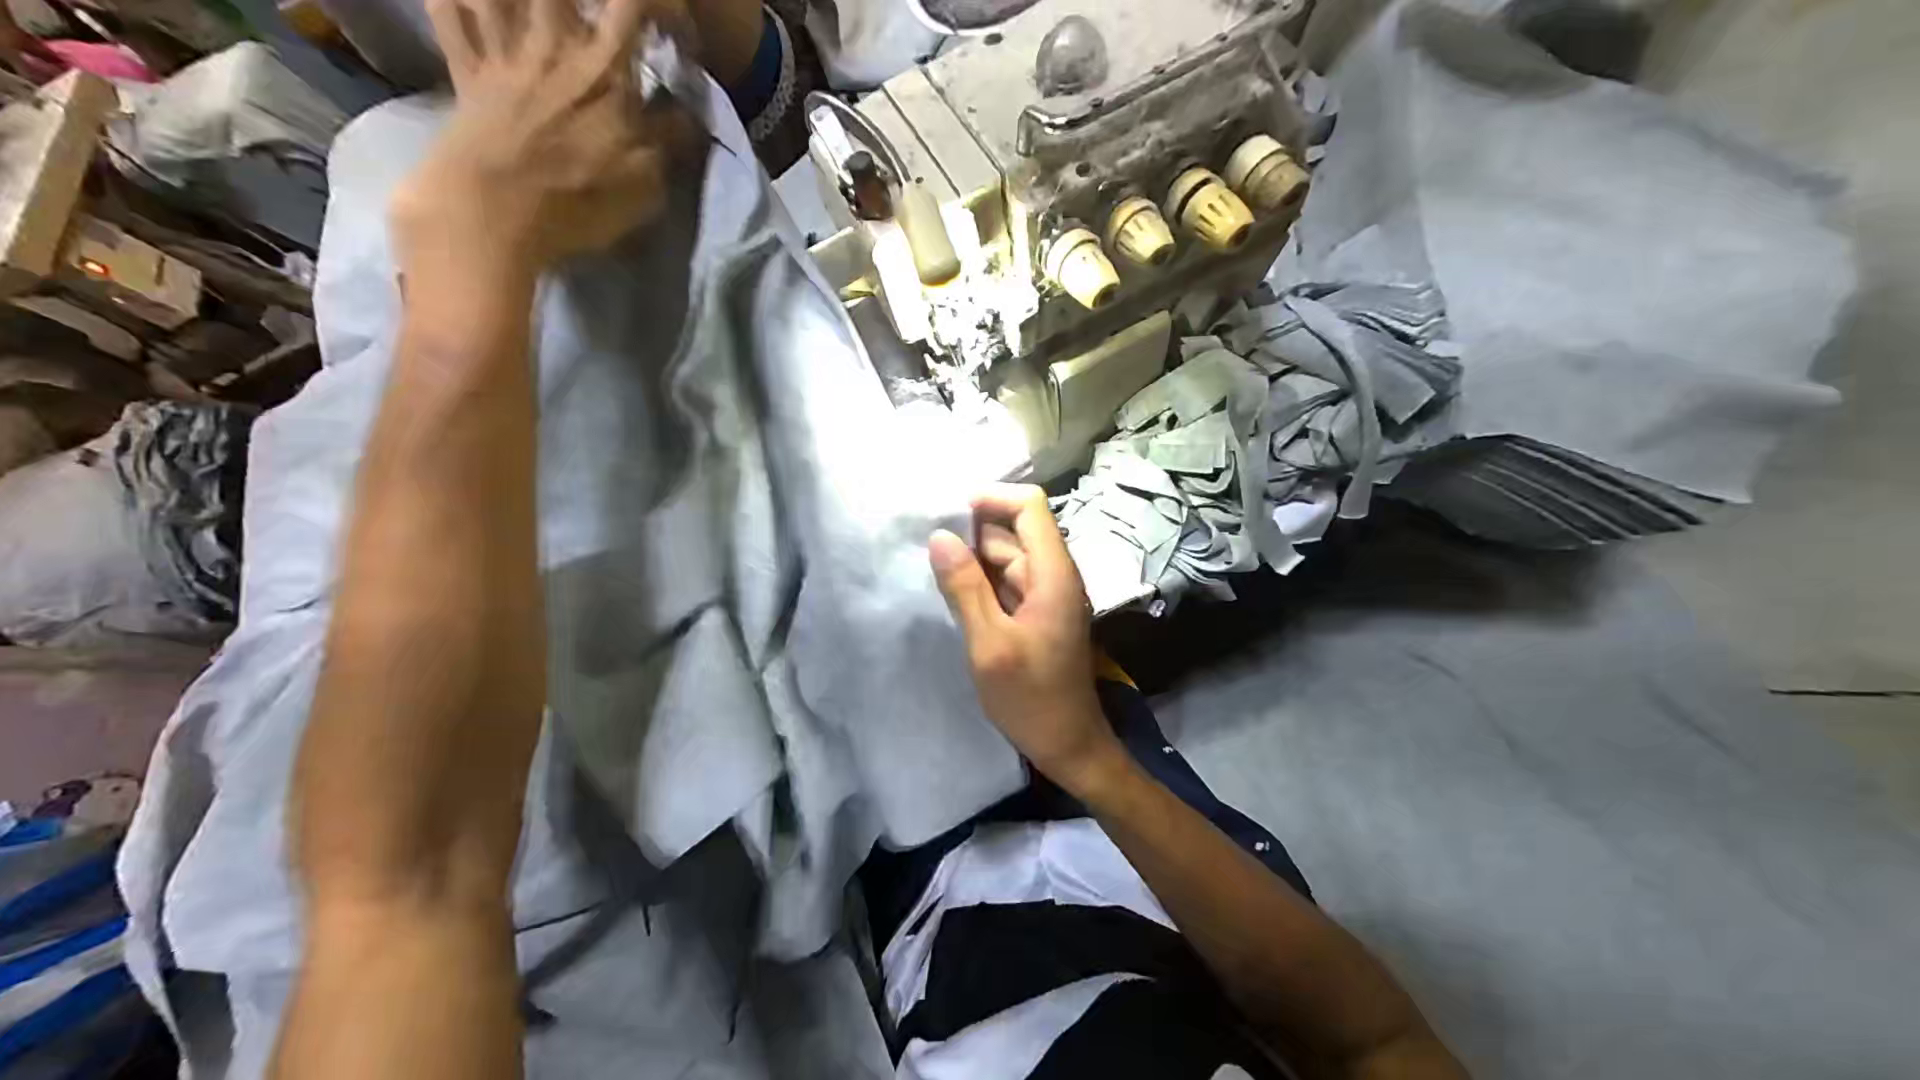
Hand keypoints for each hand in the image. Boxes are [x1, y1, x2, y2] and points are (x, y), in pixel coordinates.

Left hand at [392, 0, 692, 273]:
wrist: (494, 211)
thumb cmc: (578, 200)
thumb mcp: (644, 183)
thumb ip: (667, 140)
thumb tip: (688, 115)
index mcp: (604, 70)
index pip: (634, 5)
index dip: (656, 1)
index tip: (668, 22)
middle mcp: (553, 44)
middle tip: (597, 9)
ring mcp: (503, 52)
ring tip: (543, 8)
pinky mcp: (466, 71)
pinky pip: (448, 11)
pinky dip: (452, 0)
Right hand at [929, 485, 1125, 793]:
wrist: (1068, 745)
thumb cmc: (1031, 698)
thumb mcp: (989, 644)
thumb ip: (965, 588)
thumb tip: (939, 537)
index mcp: (1053, 573)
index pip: (1030, 507)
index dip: (991, 499)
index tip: (948, 515)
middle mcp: (1054, 575)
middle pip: (1014, 530)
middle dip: (972, 532)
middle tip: (927, 548)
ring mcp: (1046, 595)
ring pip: (1007, 557)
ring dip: (973, 559)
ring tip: (932, 570)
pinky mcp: (1037, 614)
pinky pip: (1007, 582)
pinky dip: (981, 582)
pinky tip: (951, 594)